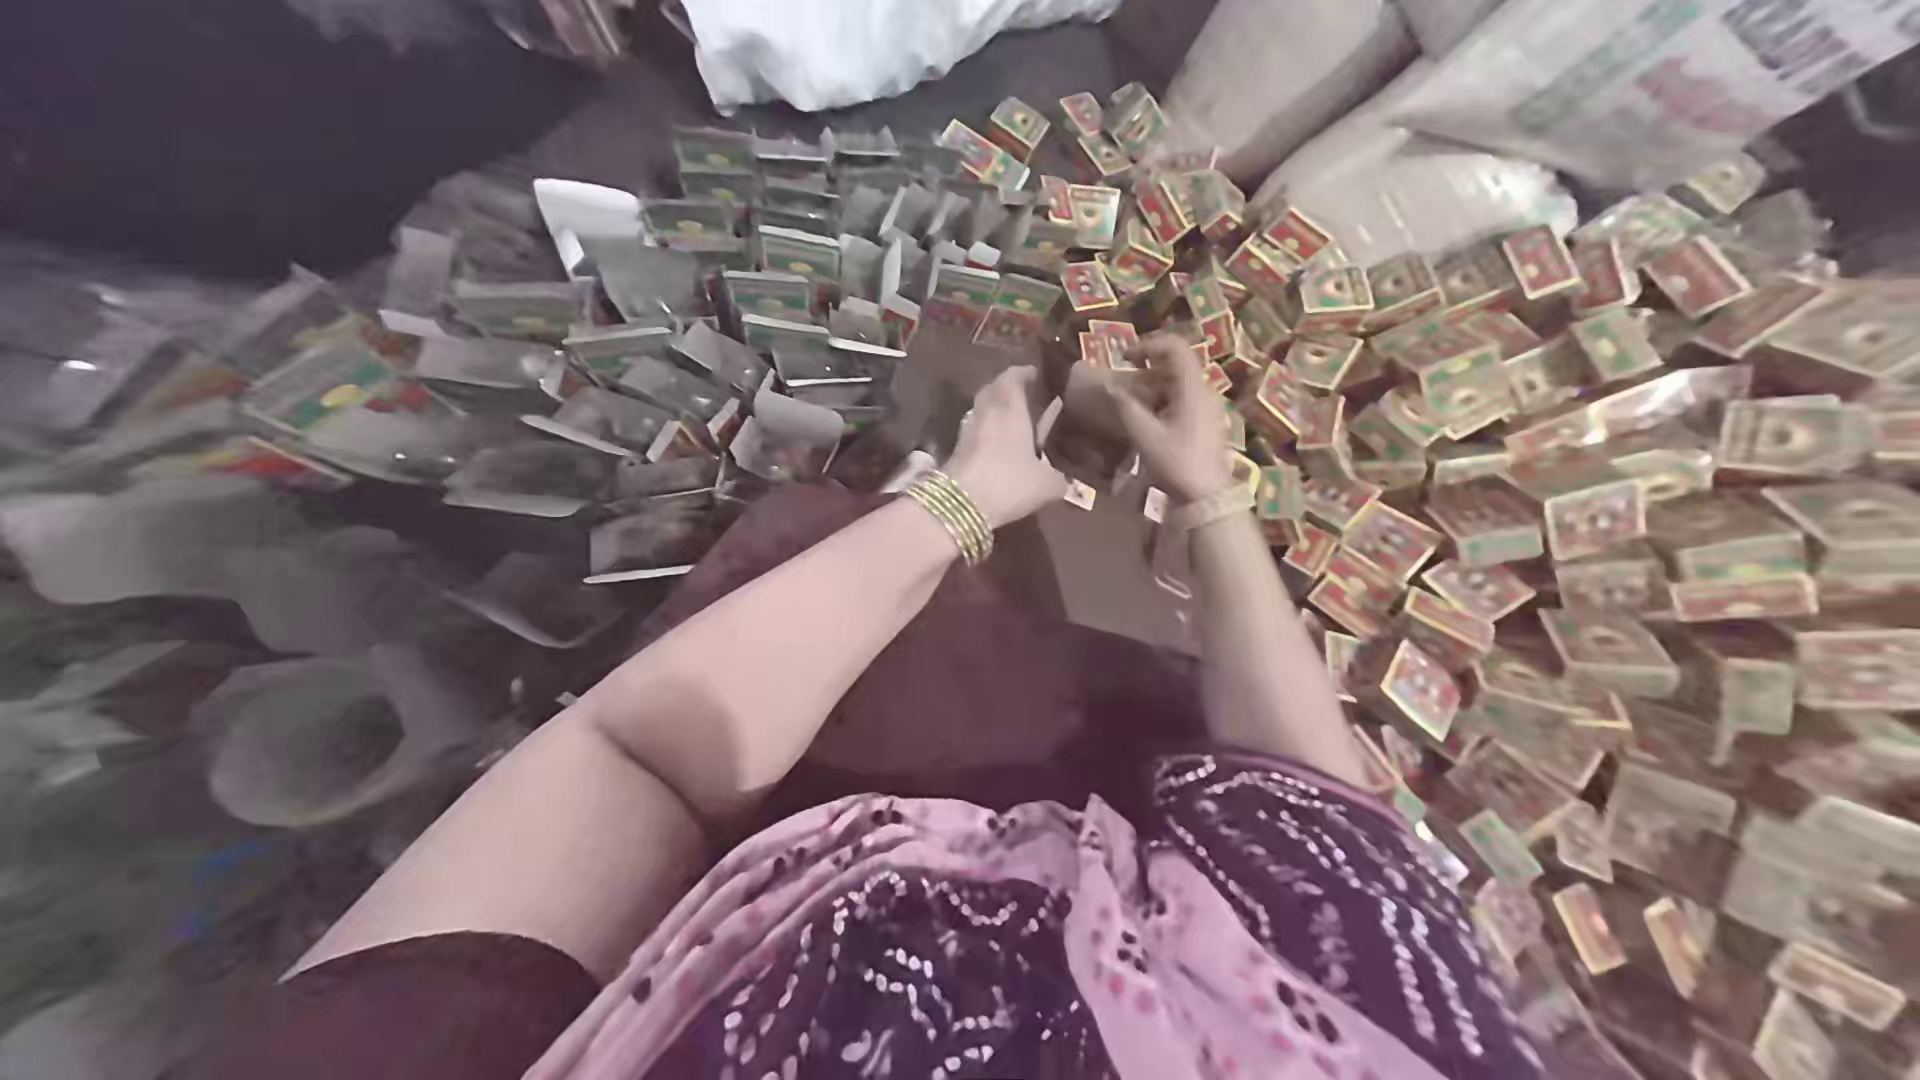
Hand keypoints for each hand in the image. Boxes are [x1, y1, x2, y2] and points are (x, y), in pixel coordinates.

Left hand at [944, 366, 1066, 528]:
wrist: (959, 505)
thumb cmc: (1008, 483)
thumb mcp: (1046, 485)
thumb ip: (1060, 479)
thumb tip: (1067, 482)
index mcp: (1009, 408)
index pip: (1014, 376)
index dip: (1025, 372)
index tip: (1036, 374)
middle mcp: (986, 411)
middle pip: (994, 388)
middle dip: (1008, 388)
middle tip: (1025, 396)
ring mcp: (967, 430)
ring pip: (982, 409)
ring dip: (995, 409)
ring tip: (1012, 420)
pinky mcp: (956, 449)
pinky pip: (974, 430)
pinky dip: (986, 430)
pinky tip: (996, 445)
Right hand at [1101, 334, 1231, 501]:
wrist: (1206, 495)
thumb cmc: (1176, 462)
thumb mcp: (1145, 435)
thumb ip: (1126, 406)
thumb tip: (1109, 386)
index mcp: (1193, 387)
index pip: (1174, 347)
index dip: (1147, 345)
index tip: (1124, 358)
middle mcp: (1205, 390)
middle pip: (1175, 364)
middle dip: (1146, 370)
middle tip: (1123, 388)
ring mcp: (1208, 405)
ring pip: (1178, 382)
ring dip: (1153, 386)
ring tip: (1132, 406)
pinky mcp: (1207, 419)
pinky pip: (1183, 397)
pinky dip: (1163, 399)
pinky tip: (1149, 419)